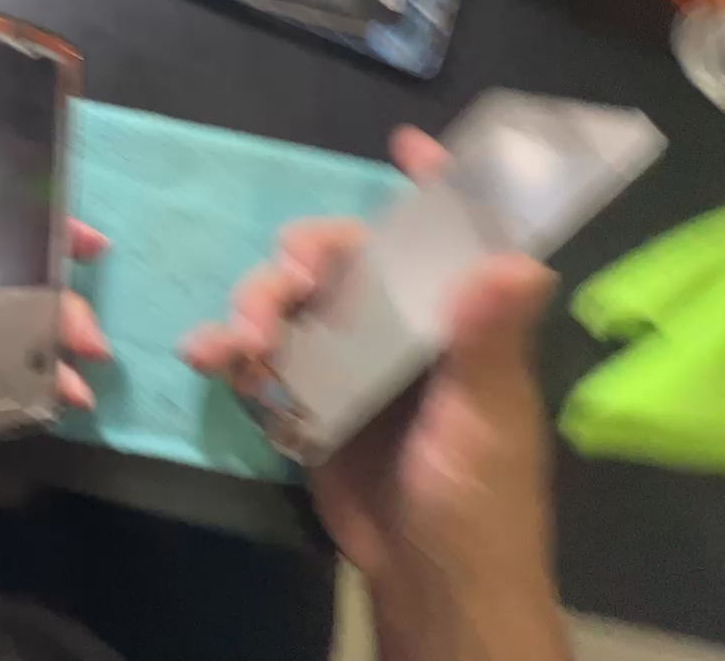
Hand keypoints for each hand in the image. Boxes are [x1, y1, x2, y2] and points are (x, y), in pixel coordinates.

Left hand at [0, 209, 111, 551]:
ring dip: (63, 343)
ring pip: (27, 326)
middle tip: (93, 345)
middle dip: (62, 305)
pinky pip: (24, 368)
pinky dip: (52, 378)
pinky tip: (69, 403)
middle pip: (17, 285)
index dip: (33, 231)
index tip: (87, 244)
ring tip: (82, 385)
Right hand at [180, 127, 564, 655]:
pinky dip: (229, 349)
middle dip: (296, 262)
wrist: (421, 579)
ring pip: (285, 298)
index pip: (448, 239)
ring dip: (251, 307)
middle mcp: (395, 325)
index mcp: (450, 322)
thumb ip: (487, 345)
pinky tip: (208, 360)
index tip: (406, 144)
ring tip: (236, 346)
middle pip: (337, 260)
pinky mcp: (302, 386)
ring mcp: (343, 355)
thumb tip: (516, 262)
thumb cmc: (477, 501)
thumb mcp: (488, 424)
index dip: (435, 187)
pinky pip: (257, 349)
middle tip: (277, 294)